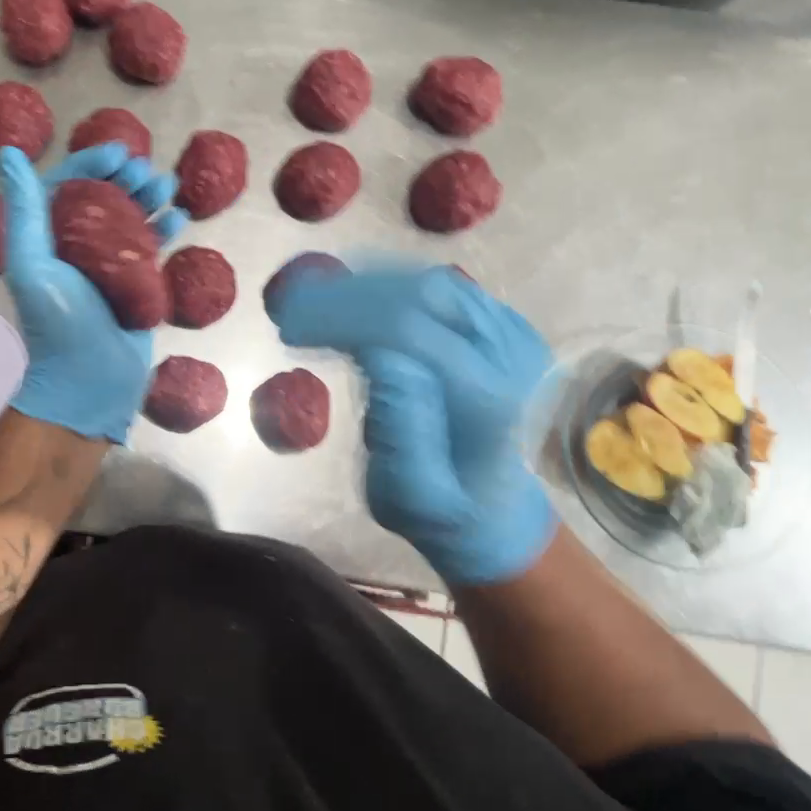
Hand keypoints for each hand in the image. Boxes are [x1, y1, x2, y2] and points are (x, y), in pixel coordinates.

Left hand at [0, 143, 187, 442]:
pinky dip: (165, 230)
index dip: (90, 166)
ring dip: (148, 199)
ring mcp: (108, 269)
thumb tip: (7, 153)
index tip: (118, 153)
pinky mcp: (135, 288)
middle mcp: (76, 250)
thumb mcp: (34, 264)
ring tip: (167, 187)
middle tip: (147, 172)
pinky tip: (179, 218)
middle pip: (103, 200)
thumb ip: (24, 210)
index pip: (67, 188)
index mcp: (47, 240)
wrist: (90, 382)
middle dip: (125, 179)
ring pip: (130, 221)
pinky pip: (151, 250)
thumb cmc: (59, 324)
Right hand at [275, 265, 555, 584]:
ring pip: (441, 286)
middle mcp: (512, 358)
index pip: (406, 328)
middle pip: (426, 294)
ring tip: (322, 302)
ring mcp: (520, 343)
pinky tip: (365, 303)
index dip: (341, 317)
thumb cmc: (449, 519)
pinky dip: (403, 290)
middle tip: (297, 308)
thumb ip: (397, 431)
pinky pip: (455, 294)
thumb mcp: (410, 497)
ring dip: (375, 286)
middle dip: (352, 294)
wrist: (509, 525)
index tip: (290, 329)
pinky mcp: (513, 338)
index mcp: (486, 400)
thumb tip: (377, 355)